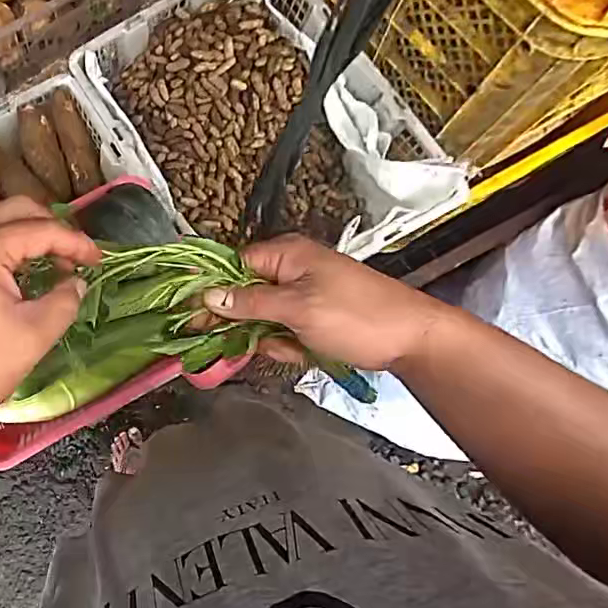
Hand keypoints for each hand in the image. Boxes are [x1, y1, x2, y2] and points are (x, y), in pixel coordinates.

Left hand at [0, 197, 99, 436]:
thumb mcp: (34, 336)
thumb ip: (65, 301)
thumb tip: (76, 283)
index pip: (41, 229)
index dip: (77, 242)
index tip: (100, 260)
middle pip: (16, 212)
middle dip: (53, 229)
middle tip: (76, 258)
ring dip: (29, 239)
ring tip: (54, 268)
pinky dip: (7, 253)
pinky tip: (21, 281)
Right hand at [202, 234, 448, 370]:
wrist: (412, 339)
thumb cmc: (356, 316)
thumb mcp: (296, 308)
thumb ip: (249, 302)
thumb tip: (208, 296)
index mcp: (286, 254)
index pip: (233, 266)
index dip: (214, 291)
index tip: (196, 317)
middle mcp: (291, 269)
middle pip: (245, 294)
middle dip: (247, 323)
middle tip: (250, 342)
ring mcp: (302, 294)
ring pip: (262, 318)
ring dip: (271, 338)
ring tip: (296, 347)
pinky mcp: (312, 316)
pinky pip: (283, 330)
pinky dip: (289, 344)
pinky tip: (306, 352)